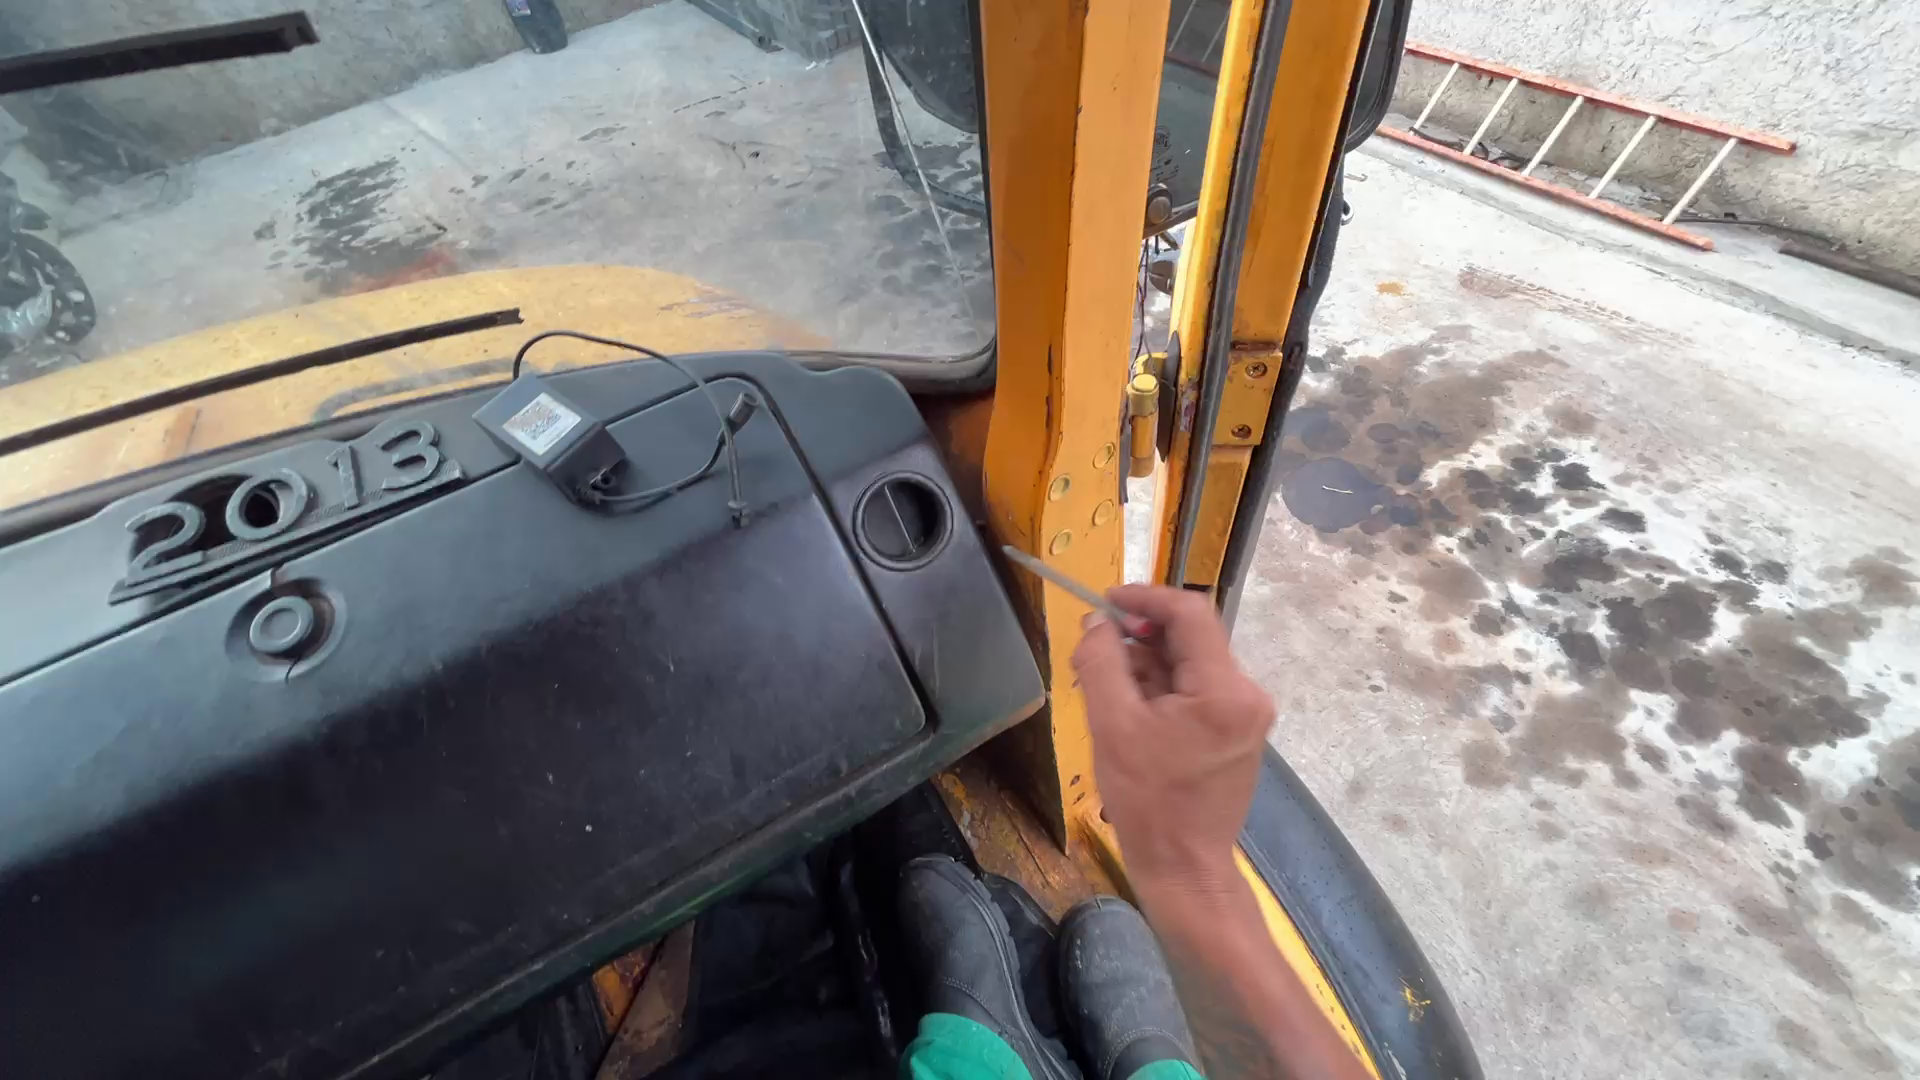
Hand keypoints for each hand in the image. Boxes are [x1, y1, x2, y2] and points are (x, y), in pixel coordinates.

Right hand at [1071, 585, 1275, 897]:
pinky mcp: (1235, 730)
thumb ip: (1101, 662)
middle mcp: (1247, 694)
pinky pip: (1193, 689)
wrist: (1185, 869)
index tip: (1105, 601)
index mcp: (1225, 690)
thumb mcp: (1112, 725)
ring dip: (1144, 665)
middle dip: (1137, 638)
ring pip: (1187, 663)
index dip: (1145, 598)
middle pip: (1188, 639)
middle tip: (1093, 654)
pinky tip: (1128, 710)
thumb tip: (1096, 621)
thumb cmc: (1148, 801)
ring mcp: (1245, 714)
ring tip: (1104, 691)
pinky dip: (1158, 688)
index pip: (1190, 614)